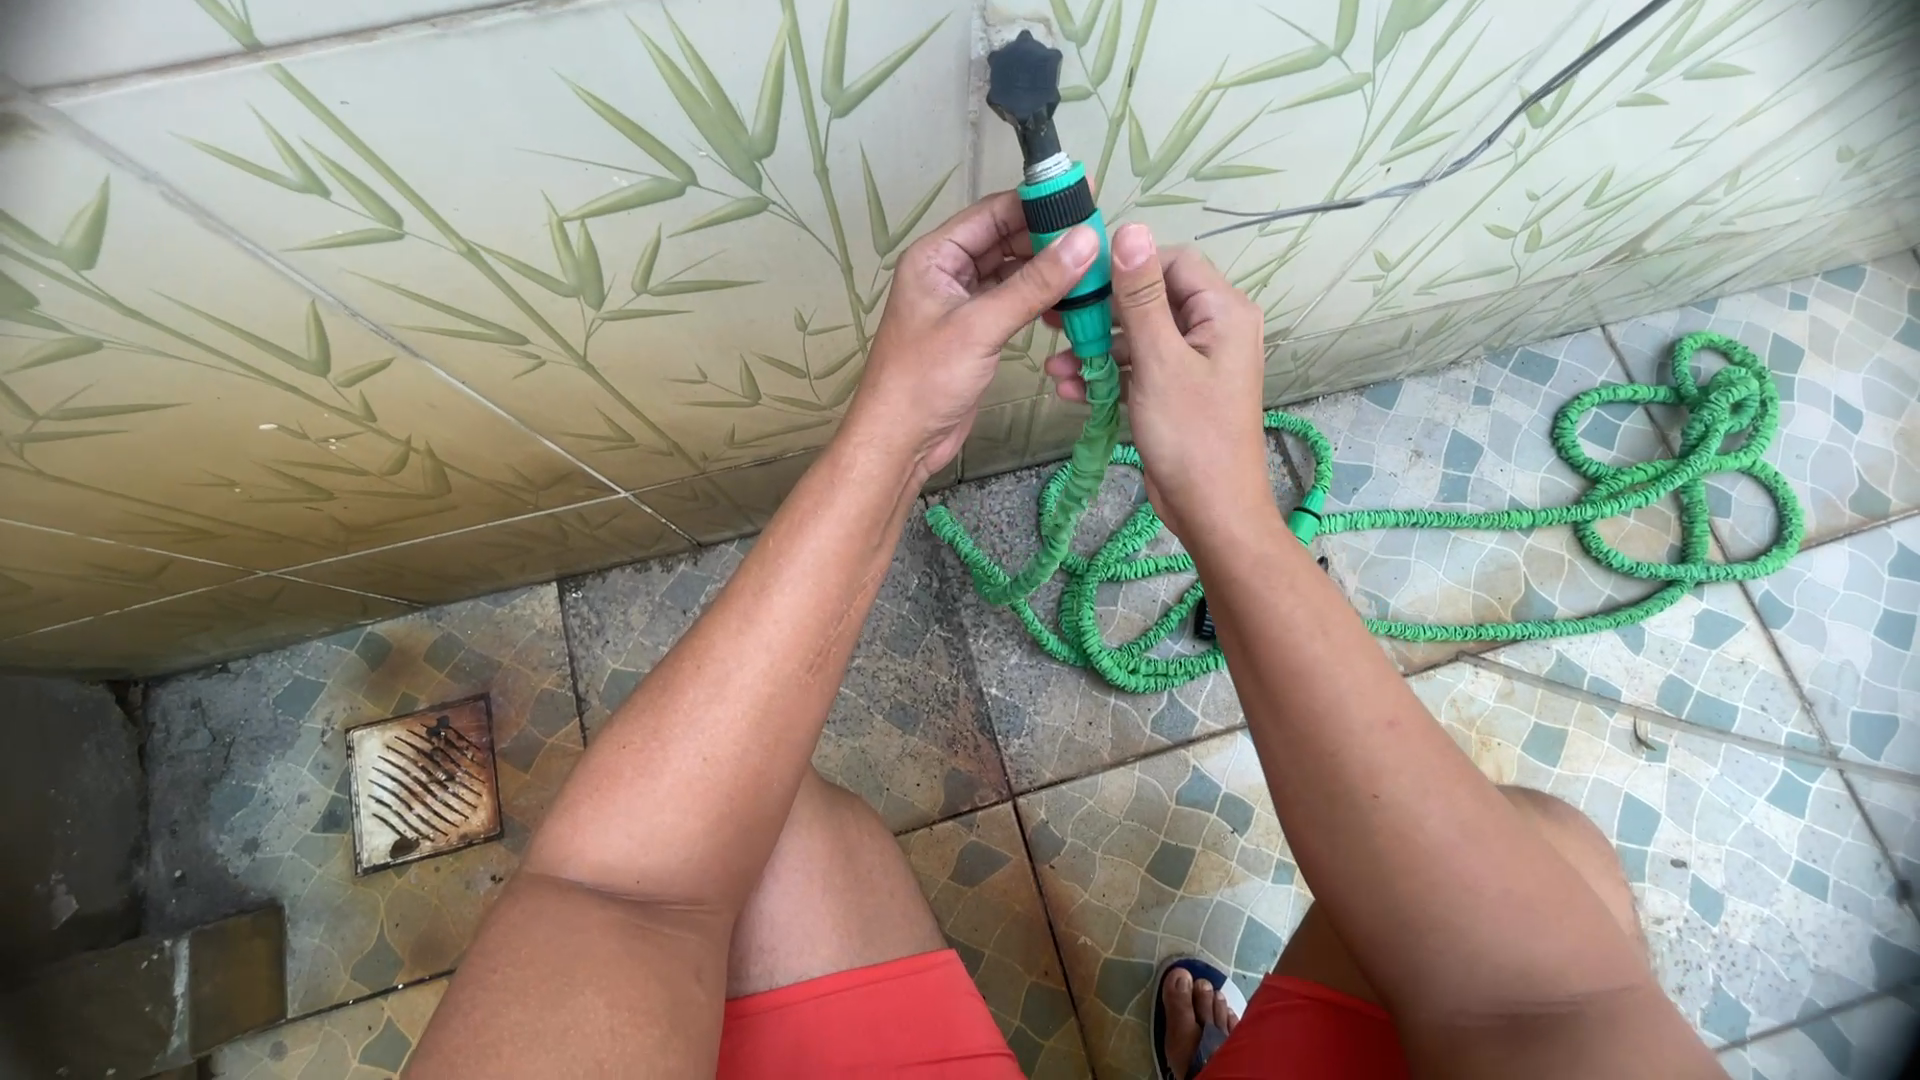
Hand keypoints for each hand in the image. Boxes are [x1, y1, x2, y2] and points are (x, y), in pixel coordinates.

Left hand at [844, 191, 1099, 480]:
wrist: (901, 440)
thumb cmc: (925, 380)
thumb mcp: (981, 326)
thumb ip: (1034, 284)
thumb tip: (1085, 241)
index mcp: (935, 256)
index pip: (993, 212)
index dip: (1038, 204)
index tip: (1085, 199)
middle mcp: (948, 272)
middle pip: (1007, 240)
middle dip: (1049, 241)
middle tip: (1099, 243)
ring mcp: (963, 304)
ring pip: (1013, 274)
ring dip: (1048, 274)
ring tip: (1092, 275)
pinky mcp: (976, 333)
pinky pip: (1014, 304)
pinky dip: (1040, 303)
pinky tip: (1069, 308)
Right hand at [1043, 223, 1267, 540]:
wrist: (1210, 509)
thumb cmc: (1191, 434)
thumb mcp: (1159, 360)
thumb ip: (1142, 295)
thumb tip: (1130, 229)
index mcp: (1223, 311)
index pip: (1171, 262)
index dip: (1126, 267)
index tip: (1079, 283)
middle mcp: (1212, 330)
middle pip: (1149, 300)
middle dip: (1101, 315)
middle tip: (1054, 324)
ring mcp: (1192, 364)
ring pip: (1137, 339)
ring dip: (1095, 352)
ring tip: (1054, 369)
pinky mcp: (1173, 393)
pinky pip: (1136, 371)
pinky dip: (1107, 378)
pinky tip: (1071, 391)